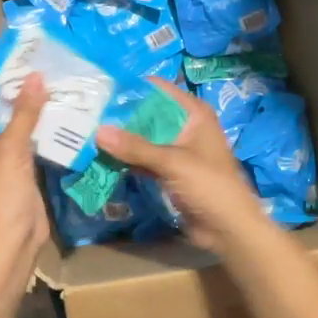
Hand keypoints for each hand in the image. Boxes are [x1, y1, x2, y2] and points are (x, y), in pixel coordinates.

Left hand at [0, 74, 49, 254]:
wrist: (10, 241)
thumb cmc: (0, 192)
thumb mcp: (11, 147)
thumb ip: (24, 111)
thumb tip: (36, 75)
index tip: (17, 56)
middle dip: (14, 86)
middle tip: (42, 65)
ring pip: (10, 120)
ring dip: (28, 106)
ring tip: (54, 82)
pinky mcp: (15, 167)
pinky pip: (24, 138)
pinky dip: (37, 126)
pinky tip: (59, 111)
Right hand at [97, 78, 267, 252]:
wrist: (229, 230)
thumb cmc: (209, 186)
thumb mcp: (172, 162)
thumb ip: (135, 147)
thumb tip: (98, 131)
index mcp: (194, 114)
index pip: (160, 89)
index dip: (133, 88)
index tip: (103, 87)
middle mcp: (186, 126)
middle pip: (149, 113)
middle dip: (122, 114)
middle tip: (88, 110)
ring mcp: (177, 150)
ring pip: (144, 137)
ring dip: (122, 137)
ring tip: (88, 130)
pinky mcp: (170, 171)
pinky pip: (144, 158)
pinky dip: (127, 158)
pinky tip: (102, 155)